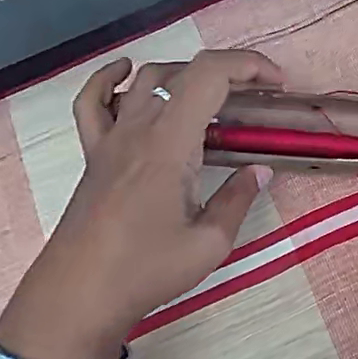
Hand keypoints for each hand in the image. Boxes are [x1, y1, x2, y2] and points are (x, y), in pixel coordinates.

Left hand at [0, 51, 282, 358]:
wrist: (80, 293)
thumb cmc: (146, 270)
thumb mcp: (209, 243)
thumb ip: (237, 200)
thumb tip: (260, 172)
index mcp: (169, 144)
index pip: (209, 76)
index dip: (248, 66)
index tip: (277, 84)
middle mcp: (137, 129)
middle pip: (182, 72)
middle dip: (228, 73)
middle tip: (257, 99)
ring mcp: (109, 138)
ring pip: (144, 80)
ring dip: (184, 75)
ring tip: (212, 94)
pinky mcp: (93, 154)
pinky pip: (93, 102)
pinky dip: (109, 79)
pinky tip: (125, 73)